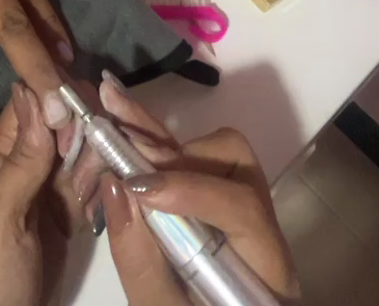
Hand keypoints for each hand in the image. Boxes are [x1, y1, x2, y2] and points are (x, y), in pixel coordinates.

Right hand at [98, 76, 299, 303]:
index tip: (137, 189)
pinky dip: (150, 140)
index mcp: (267, 266)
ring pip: (206, 149)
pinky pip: (183, 158)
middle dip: (171, 156)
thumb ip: (141, 261)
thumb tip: (114, 185)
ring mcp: (234, 206)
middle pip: (232, 162)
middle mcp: (260, 226)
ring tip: (111, 113)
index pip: (243, 208)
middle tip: (118, 146)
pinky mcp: (208, 197)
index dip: (190, 190)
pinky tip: (119, 111)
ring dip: (157, 141)